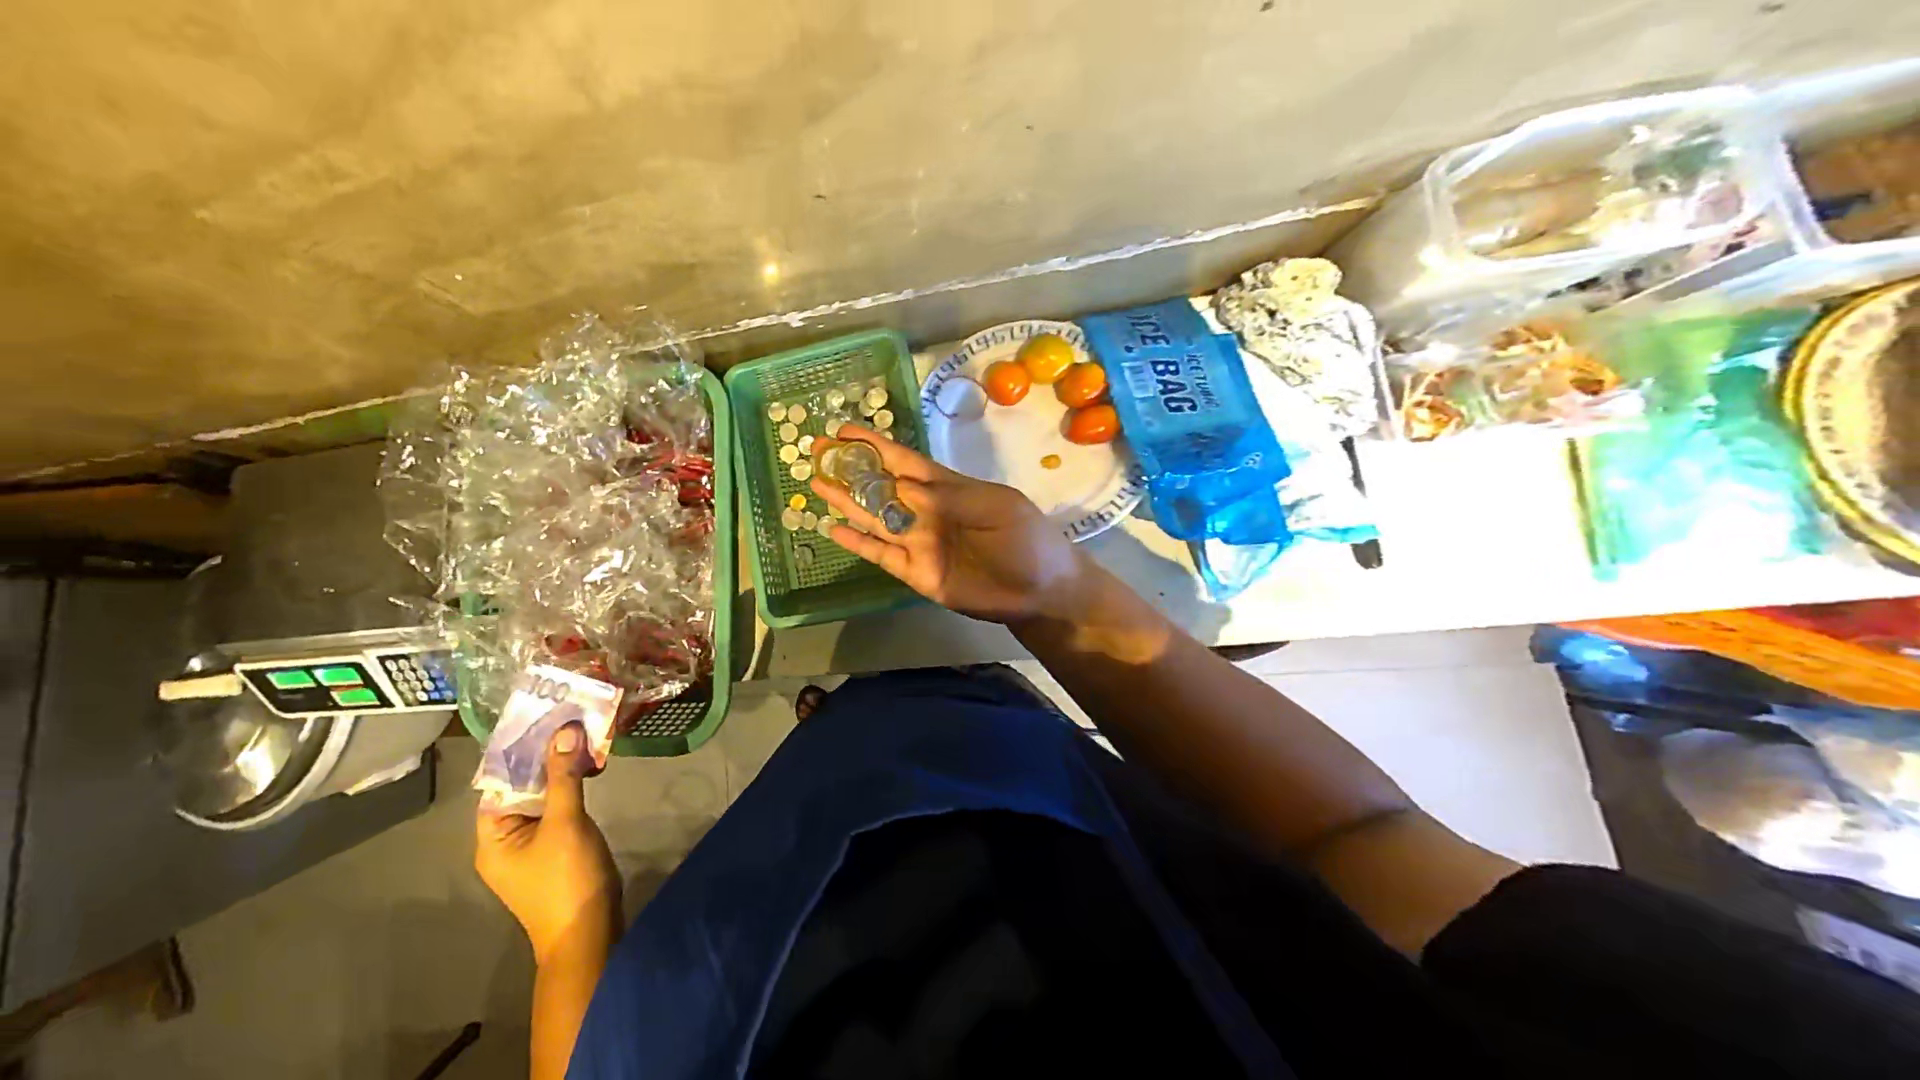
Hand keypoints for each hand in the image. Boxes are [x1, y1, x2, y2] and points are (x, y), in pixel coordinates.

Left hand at [474, 724, 621, 963]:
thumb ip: (563, 776)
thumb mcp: (566, 822)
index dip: (519, 751)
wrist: (589, 933)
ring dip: (561, 771)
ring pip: (542, 798)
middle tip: (570, 721)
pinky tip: (590, 770)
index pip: (499, 782)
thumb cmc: (567, 879)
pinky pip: (557, 810)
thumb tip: (564, 729)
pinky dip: (571, 789)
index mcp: (492, 836)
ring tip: (583, 738)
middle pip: (521, 788)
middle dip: (545, 757)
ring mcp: (530, 847)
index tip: (543, 718)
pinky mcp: (555, 850)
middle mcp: (504, 840)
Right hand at [809, 427, 1092, 623]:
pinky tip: (833, 529)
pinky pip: (881, 555)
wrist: (1041, 591)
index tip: (844, 431)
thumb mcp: (996, 506)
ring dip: (846, 502)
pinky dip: (858, 544)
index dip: (876, 446)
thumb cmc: (1026, 540)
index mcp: (948, 488)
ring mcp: (919, 543)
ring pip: (874, 519)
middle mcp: (927, 511)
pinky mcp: (916, 573)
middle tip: (816, 452)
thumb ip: (950, 496)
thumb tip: (901, 484)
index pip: (905, 461)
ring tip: (815, 483)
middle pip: (881, 486)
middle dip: (850, 469)